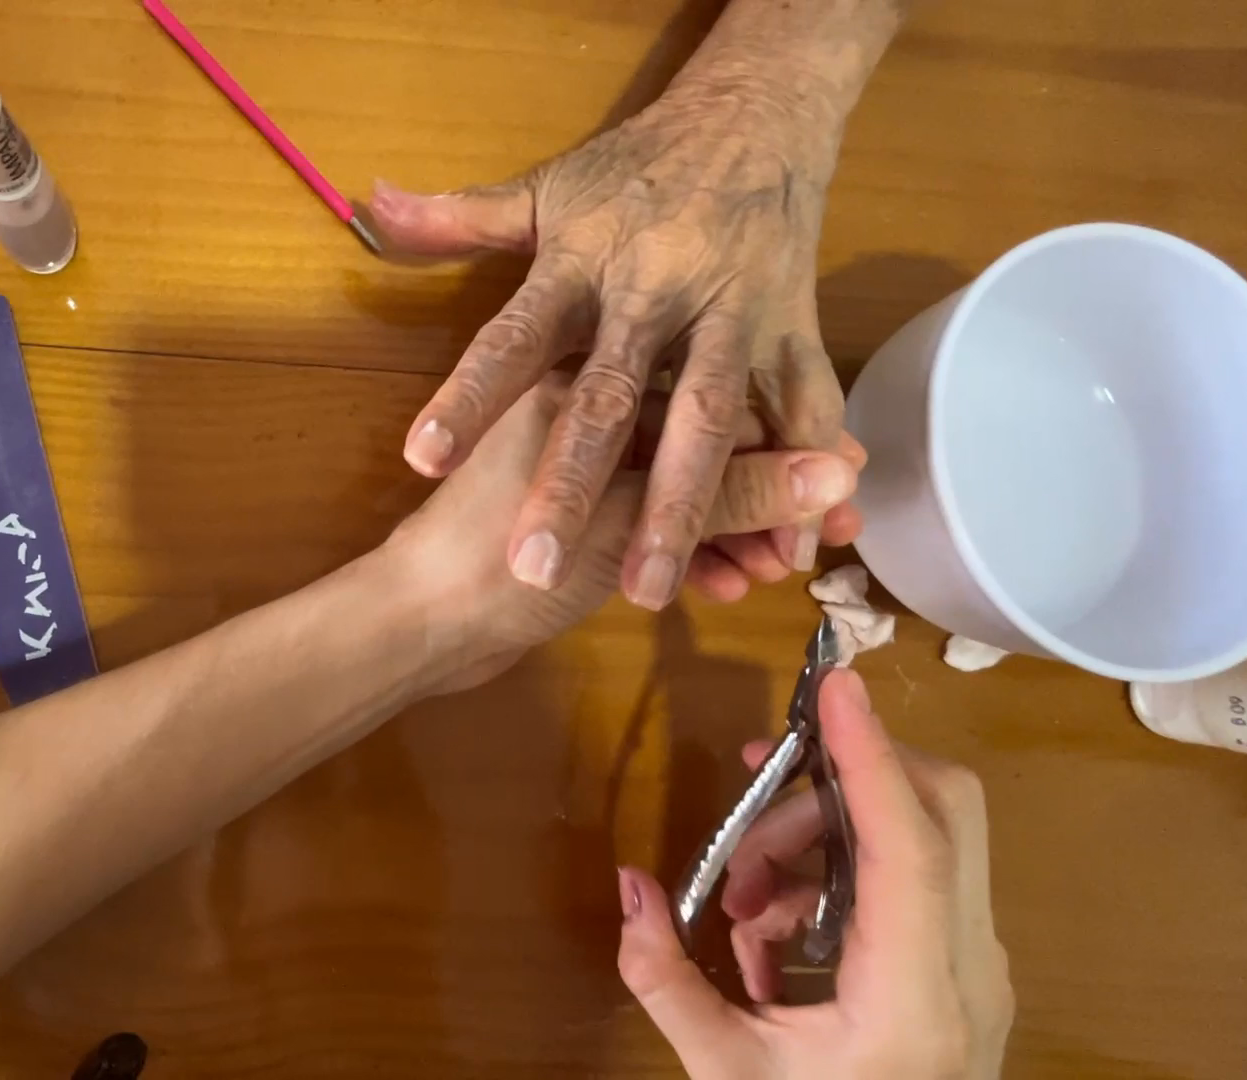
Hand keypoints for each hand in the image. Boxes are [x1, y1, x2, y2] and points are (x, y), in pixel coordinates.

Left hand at [370, 59, 851, 609]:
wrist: (759, 113)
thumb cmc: (631, 171)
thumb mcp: (540, 191)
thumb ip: (460, 219)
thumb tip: (373, 207)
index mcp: (578, 268)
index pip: (510, 339)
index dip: (467, 397)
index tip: (422, 461)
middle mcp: (653, 296)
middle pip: (608, 402)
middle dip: (572, 489)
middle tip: (534, 569)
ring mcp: (729, 316)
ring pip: (709, 423)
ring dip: (686, 512)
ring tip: (654, 590)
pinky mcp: (792, 331)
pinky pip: (799, 415)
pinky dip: (800, 483)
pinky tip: (784, 557)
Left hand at [387, 378, 860, 692]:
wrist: (411, 620)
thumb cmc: (494, 559)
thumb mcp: (622, 525)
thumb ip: (726, 494)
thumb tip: (834, 472)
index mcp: (582, 380)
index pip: (702, 395)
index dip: (774, 446)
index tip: (827, 491)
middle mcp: (581, 402)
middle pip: (693, 437)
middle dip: (753, 490)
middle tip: (811, 536)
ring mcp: (572, 460)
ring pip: (669, 480)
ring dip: (721, 528)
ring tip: (769, 574)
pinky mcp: (565, 508)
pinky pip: (640, 515)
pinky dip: (678, 547)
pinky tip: (724, 582)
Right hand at [615, 670, 1014, 1078]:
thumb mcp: (728, 1075)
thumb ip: (665, 979)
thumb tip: (630, 882)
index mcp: (917, 994)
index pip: (911, 846)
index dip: (869, 756)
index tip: (833, 683)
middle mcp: (967, 963)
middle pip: (939, 811)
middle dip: (835, 776)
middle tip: (754, 780)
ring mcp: (971, 960)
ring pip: (911, 833)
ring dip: (812, 833)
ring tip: (738, 898)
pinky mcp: (955, 960)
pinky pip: (898, 871)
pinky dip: (826, 870)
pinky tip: (769, 930)